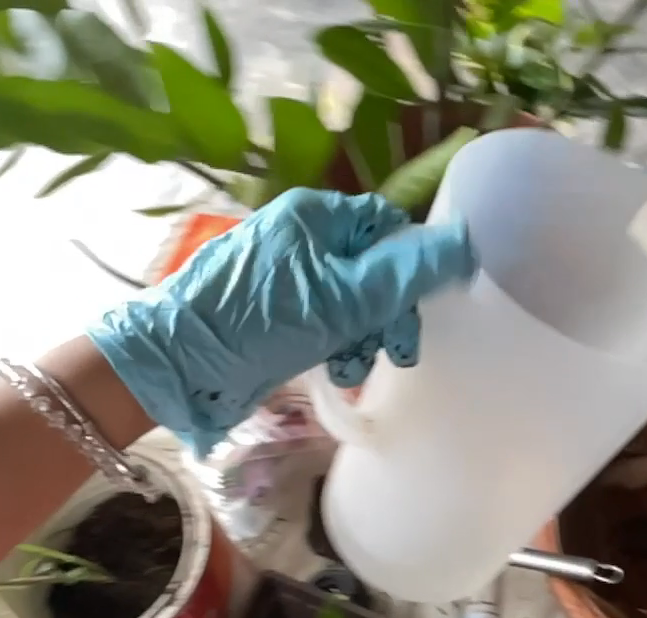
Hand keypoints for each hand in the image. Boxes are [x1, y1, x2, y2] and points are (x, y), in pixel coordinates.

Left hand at [90, 189, 473, 454]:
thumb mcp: (342, 300)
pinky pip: (325, 321)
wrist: (182, 367)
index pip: (386, 228)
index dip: (410, 268)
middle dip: (387, 313)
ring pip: (351, 301)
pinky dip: (337, 346)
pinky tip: (335, 371)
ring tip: (354, 370)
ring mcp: (286, 276)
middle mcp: (301, 238)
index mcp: (315, 216)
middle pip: (372, 268)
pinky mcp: (276, 313)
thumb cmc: (261, 324)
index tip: (418, 310)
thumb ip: (405, 274)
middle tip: (397, 353)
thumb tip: (464, 242)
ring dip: (363, 337)